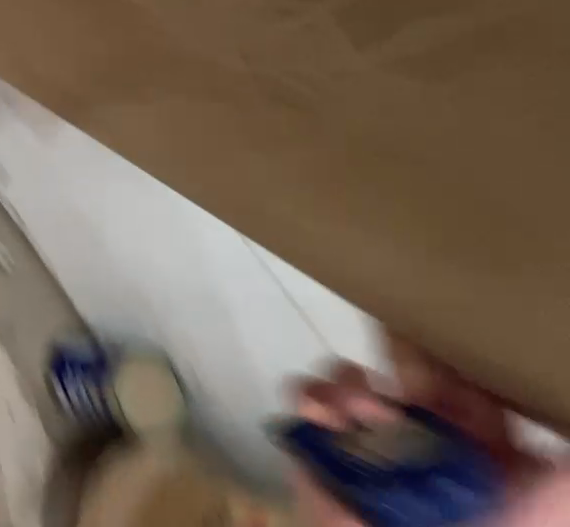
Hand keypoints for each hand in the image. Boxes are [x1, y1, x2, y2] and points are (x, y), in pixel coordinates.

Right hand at [291, 340, 567, 525]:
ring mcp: (367, 439)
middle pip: (401, 370)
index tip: (443, 341)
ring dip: (349, 380)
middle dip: (393, 355)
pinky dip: (307, 395)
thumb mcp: (553, 507)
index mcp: (484, 448)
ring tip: (361, 407)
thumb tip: (561, 401)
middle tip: (395, 361)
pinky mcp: (317, 443)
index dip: (452, 360)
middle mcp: (424, 435)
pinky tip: (322, 413)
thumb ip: (561, 474)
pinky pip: (304, 399)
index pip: (467, 384)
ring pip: (350, 379)